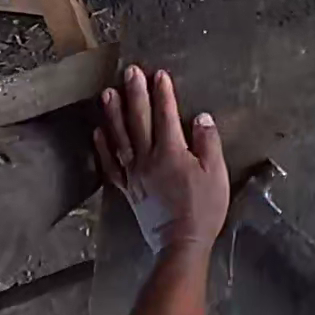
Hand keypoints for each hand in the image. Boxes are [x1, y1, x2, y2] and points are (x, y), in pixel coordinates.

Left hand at [94, 65, 229, 253]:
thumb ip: (207, 143)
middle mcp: (148, 158)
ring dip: (113, 113)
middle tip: (130, 71)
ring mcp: (134, 174)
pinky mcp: (127, 189)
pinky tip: (99, 131)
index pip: (166, 115)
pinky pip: (110, 164)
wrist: (181, 243)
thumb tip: (201, 117)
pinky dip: (103, 146)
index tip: (159, 74)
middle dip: (135, 94)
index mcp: (172, 152)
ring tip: (108, 93)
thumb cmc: (204, 208)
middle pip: (139, 120)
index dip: (163, 93)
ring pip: (120, 137)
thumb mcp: (216, 173)